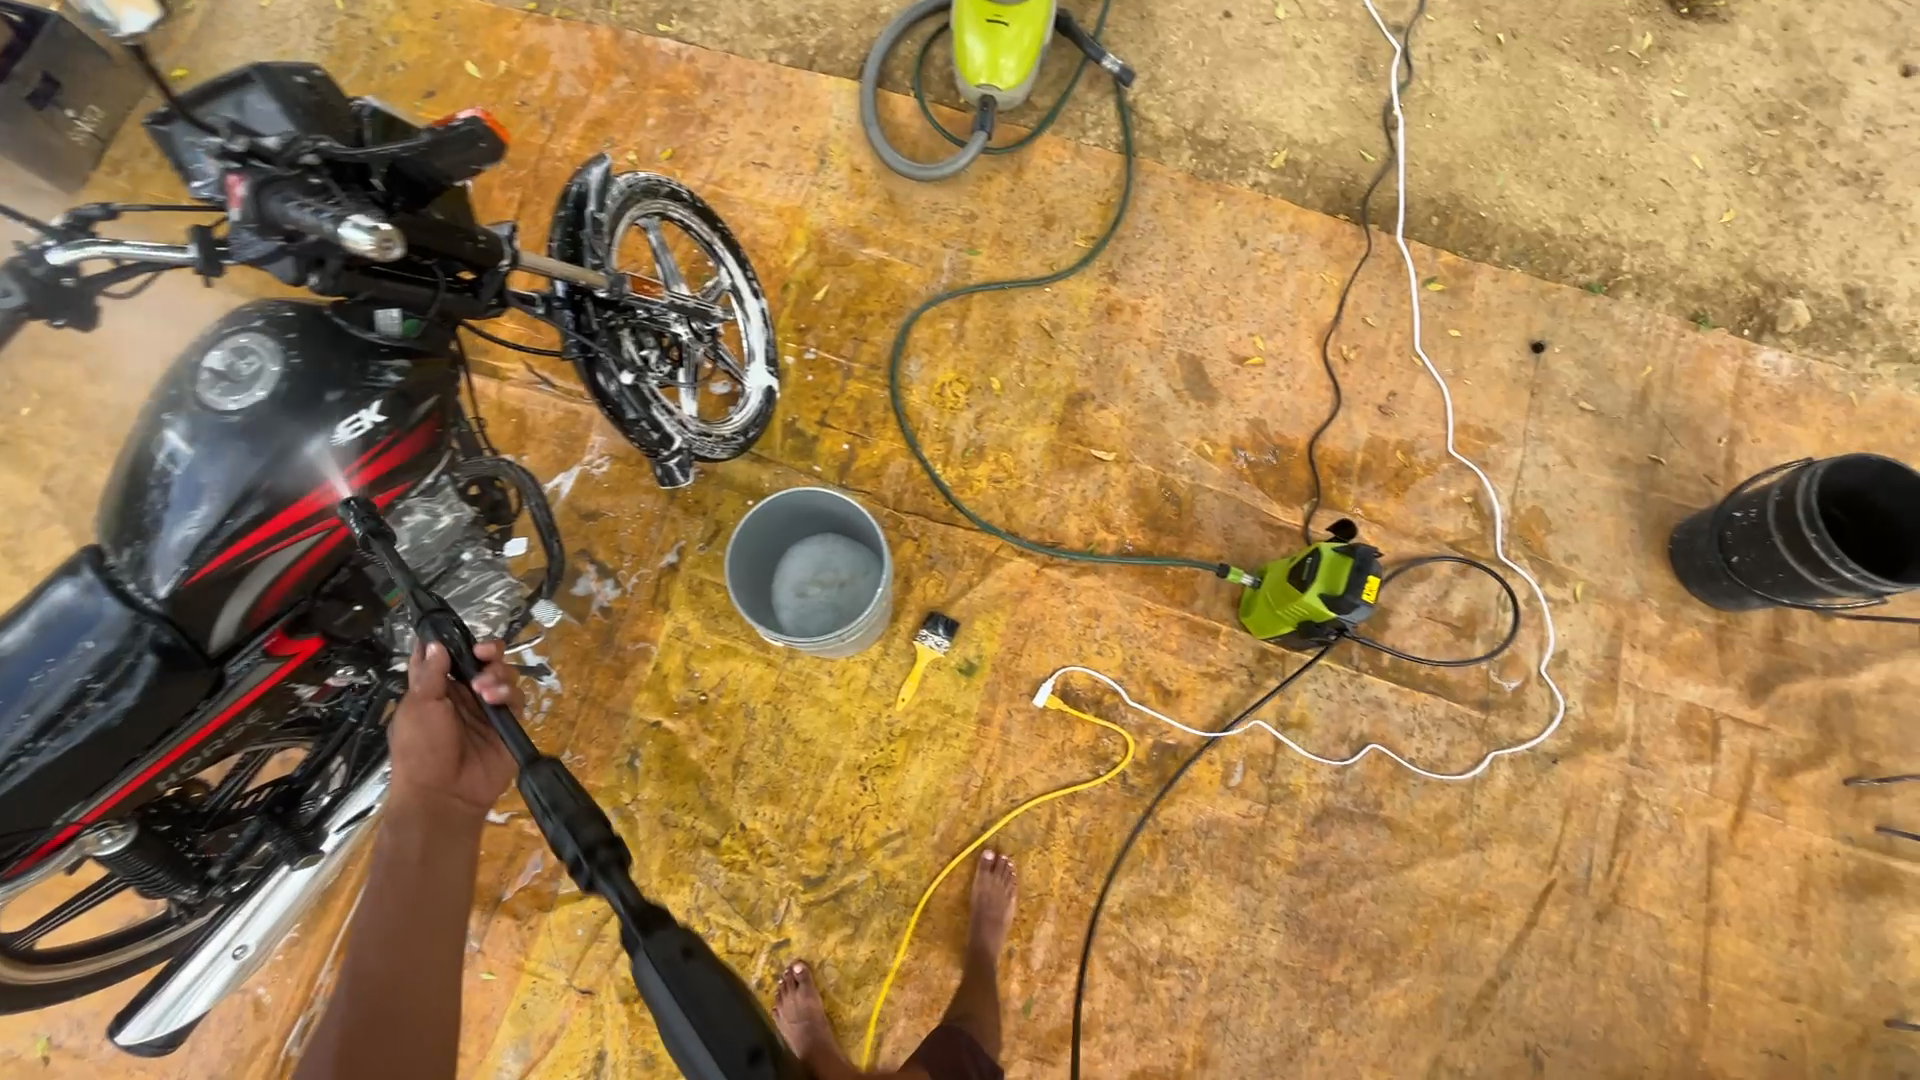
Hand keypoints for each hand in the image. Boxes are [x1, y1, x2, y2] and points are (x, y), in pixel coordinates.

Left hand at [390, 639, 520, 820]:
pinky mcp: (510, 721)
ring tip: (485, 688)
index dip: (451, 643)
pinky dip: (509, 693)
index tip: (454, 632)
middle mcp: (464, 696)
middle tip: (485, 653)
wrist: (445, 792)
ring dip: (497, 674)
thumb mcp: (418, 707)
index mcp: (436, 691)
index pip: (446, 659)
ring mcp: (488, 708)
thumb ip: (430, 673)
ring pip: (503, 675)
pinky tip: (496, 701)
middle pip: (482, 661)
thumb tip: (434, 642)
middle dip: (486, 652)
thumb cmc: (420, 749)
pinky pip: (517, 697)